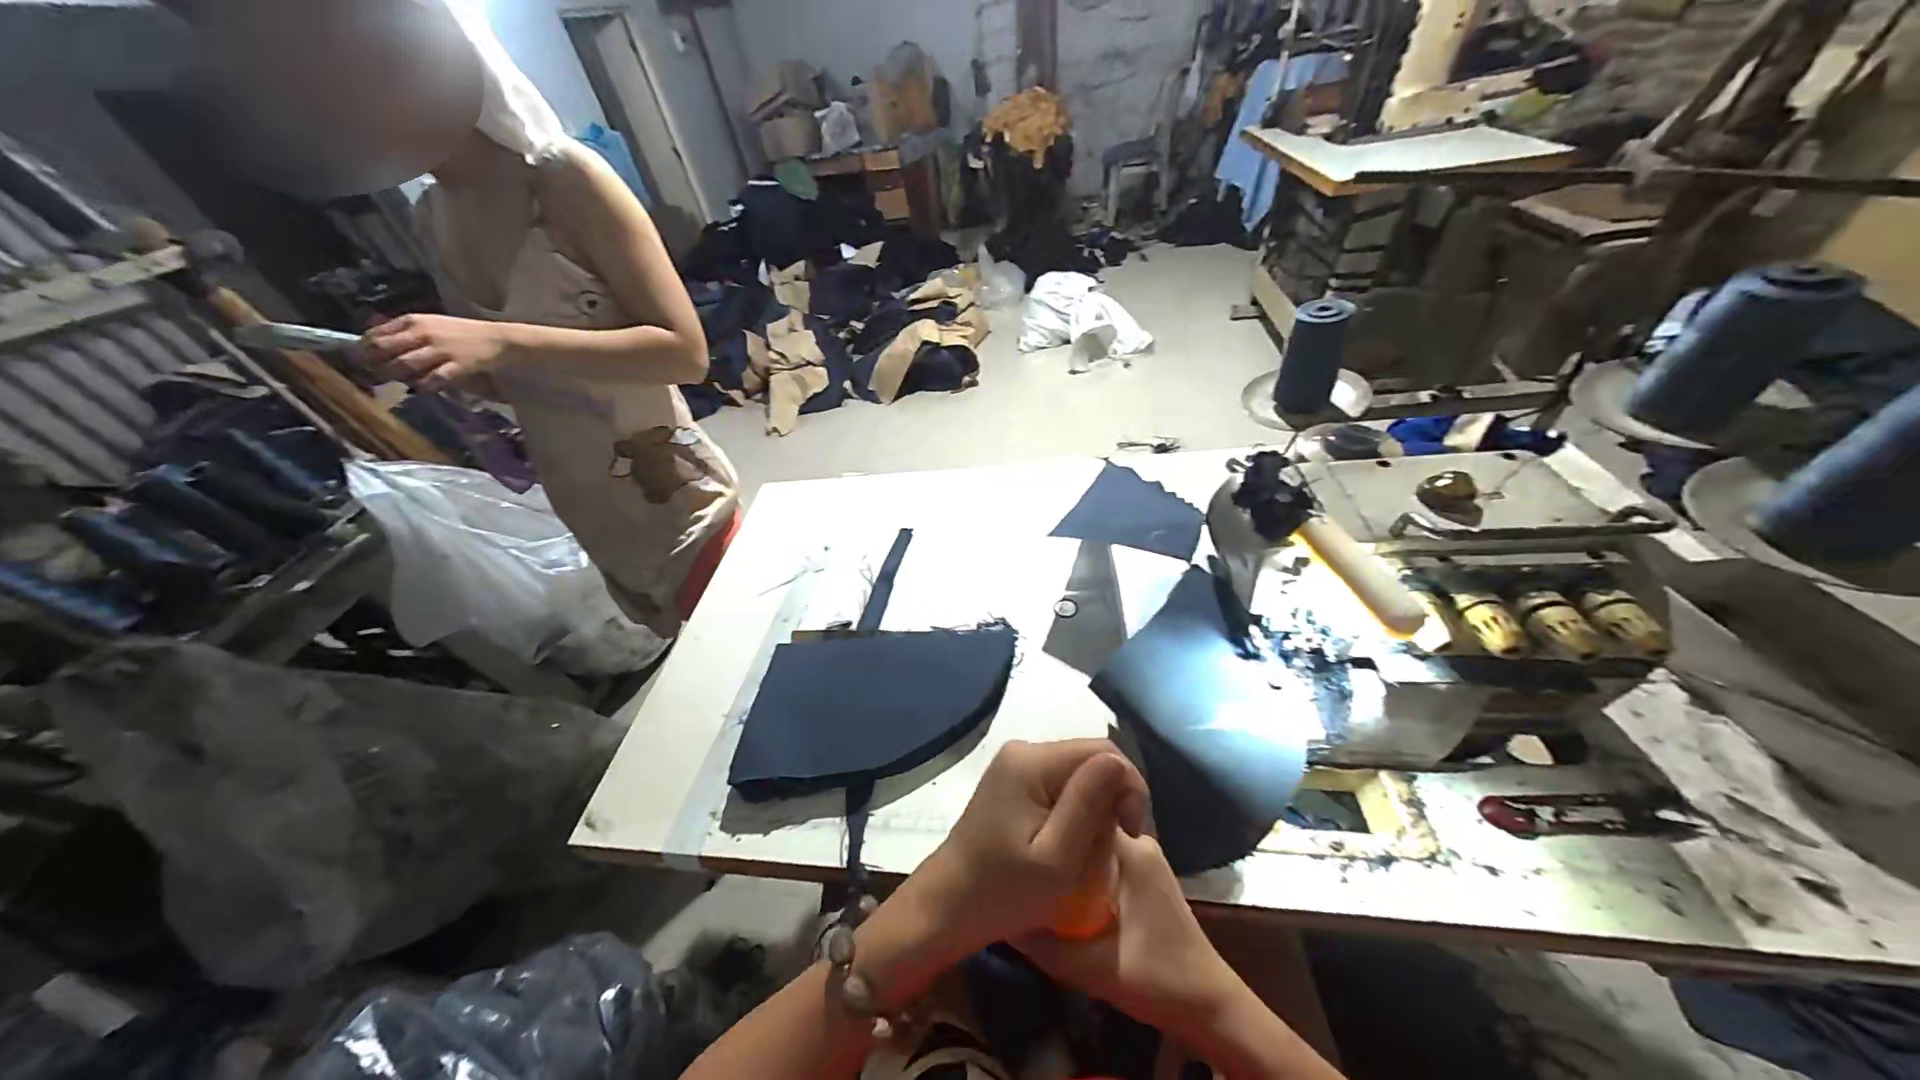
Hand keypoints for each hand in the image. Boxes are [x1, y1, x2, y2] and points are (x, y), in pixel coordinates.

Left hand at [362, 314, 516, 391]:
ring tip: (395, 381)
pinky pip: (432, 379)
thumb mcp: (430, 323)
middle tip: (372, 373)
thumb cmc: (462, 332)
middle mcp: (423, 334)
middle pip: (385, 350)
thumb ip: (404, 330)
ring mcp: (441, 351)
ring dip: (395, 376)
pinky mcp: (457, 366)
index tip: (359, 359)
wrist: (498, 339)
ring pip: (404, 365)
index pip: (376, 334)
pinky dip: (422, 385)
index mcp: (413, 321)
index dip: (363, 348)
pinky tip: (421, 387)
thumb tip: (373, 339)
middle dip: (373, 364)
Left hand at [891, 740, 1147, 963]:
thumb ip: (1088, 804)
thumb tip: (1120, 764)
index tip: (1130, 833)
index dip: (1128, 787)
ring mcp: (1015, 764)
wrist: (949, 905)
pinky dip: (1076, 810)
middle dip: (1112, 798)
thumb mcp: (1057, 856)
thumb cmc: (1004, 891)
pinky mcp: (1013, 781)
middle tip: (1114, 845)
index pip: (1103, 750)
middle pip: (1090, 759)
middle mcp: (1023, 750)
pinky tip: (1073, 841)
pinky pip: (1061, 784)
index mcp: (1031, 761)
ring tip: (1094, 848)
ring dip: (1096, 806)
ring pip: (1078, 773)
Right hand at [1015, 832, 1242, 1034]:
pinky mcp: (1146, 876)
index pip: (1080, 811)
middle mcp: (1138, 842)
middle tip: (1020, 850)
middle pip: (1085, 824)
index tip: (1018, 830)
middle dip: (1055, 836)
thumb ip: (1043, 944)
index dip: (1048, 818)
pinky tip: (1060, 885)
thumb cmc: (1156, 977)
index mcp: (1130, 849)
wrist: (1208, 1005)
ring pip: (1095, 842)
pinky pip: (1106, 857)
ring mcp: (1145, 858)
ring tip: (1034, 864)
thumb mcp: (1090, 967)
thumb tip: (1002, 918)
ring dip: (1069, 853)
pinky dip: (1084, 867)